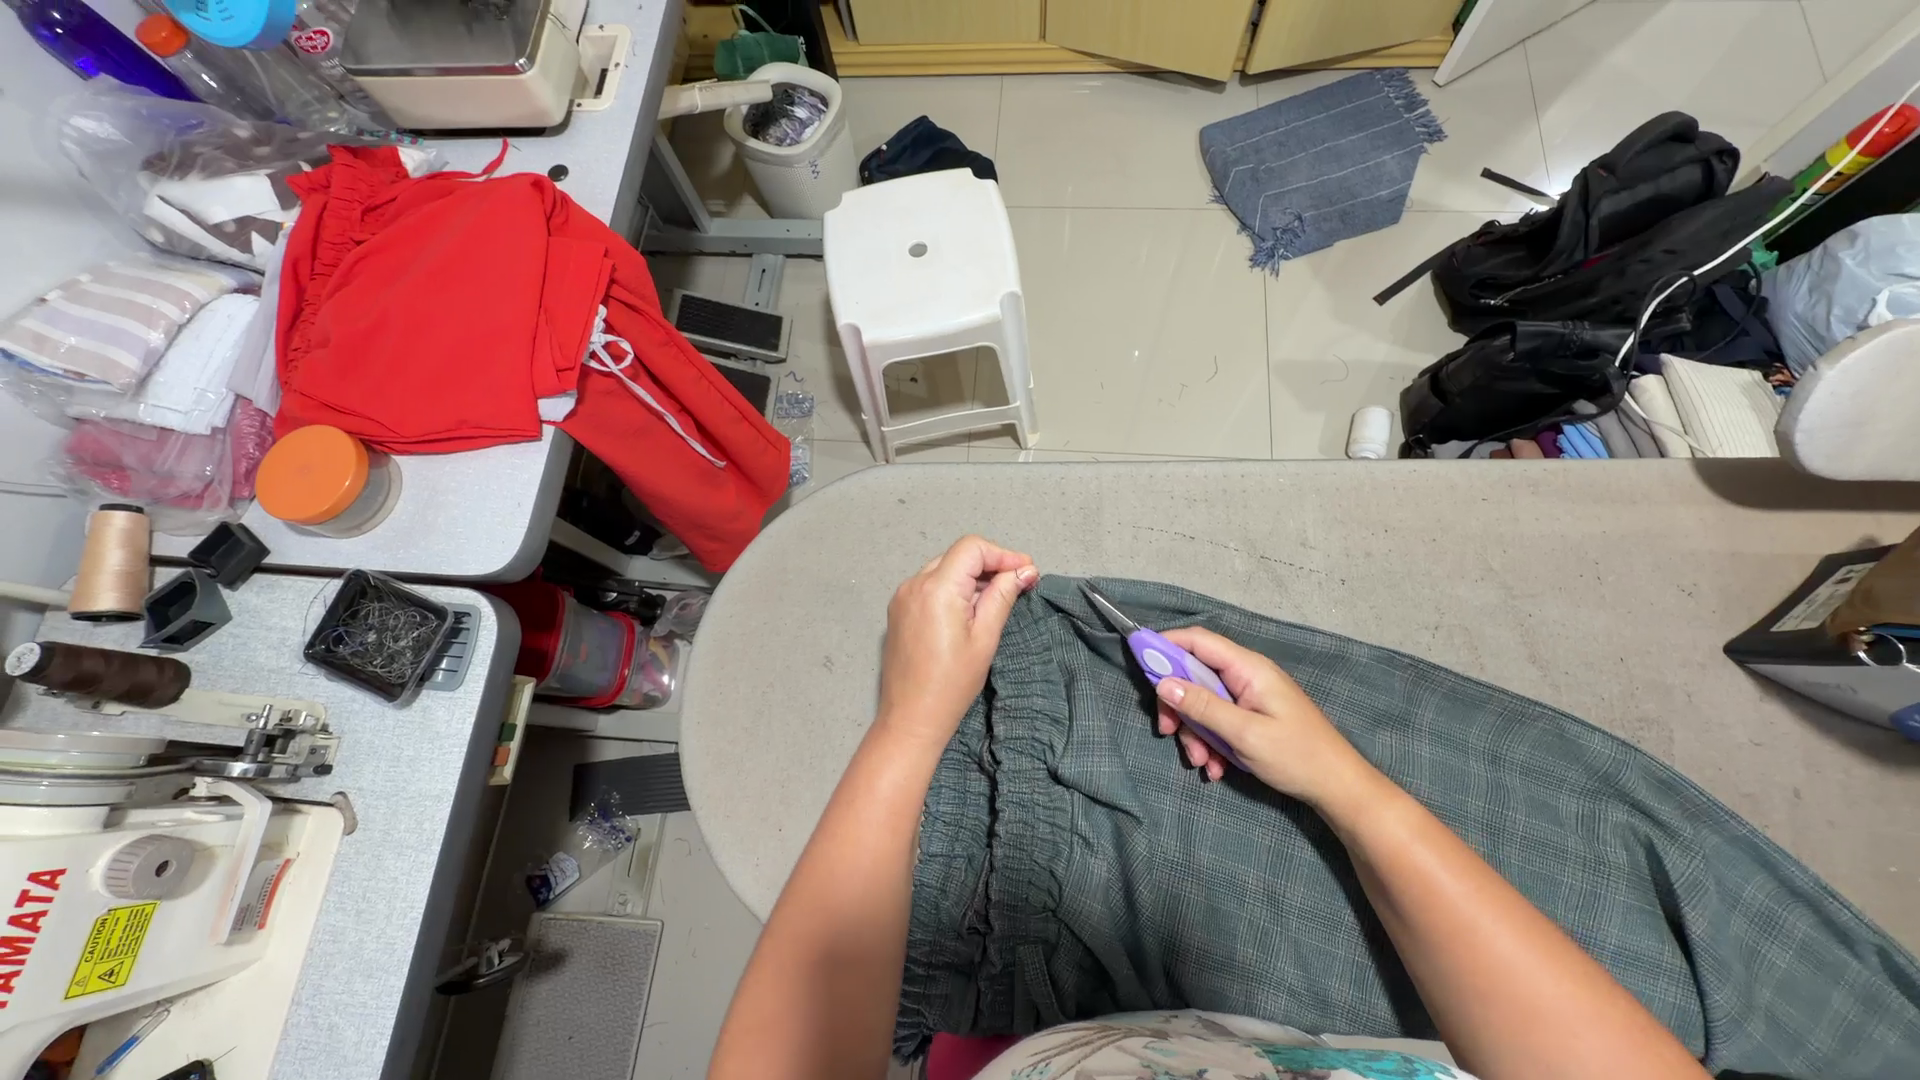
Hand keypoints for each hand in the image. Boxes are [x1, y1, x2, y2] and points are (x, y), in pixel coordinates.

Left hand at [878, 536, 1038, 747]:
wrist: (911, 717)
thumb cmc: (951, 684)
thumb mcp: (985, 637)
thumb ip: (1003, 596)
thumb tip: (1024, 571)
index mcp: (936, 588)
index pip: (972, 548)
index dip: (1003, 555)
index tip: (1026, 571)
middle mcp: (914, 584)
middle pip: (958, 556)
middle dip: (989, 566)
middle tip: (1017, 586)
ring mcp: (903, 596)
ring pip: (944, 569)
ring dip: (971, 578)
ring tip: (993, 603)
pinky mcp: (899, 610)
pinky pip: (930, 585)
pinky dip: (952, 589)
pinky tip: (968, 613)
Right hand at [1153, 627, 1378, 806]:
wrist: (1338, 788)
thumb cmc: (1296, 755)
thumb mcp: (1243, 733)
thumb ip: (1202, 706)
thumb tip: (1162, 683)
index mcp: (1248, 668)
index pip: (1197, 640)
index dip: (1165, 646)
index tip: (1139, 663)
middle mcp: (1246, 676)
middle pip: (1193, 675)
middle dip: (1179, 706)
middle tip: (1169, 733)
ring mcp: (1248, 697)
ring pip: (1202, 703)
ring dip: (1195, 733)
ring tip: (1203, 764)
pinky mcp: (1250, 717)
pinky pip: (1217, 721)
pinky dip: (1211, 743)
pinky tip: (1217, 769)